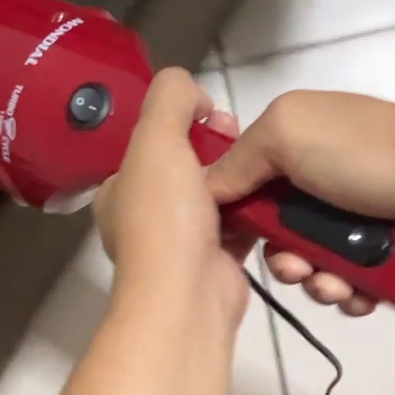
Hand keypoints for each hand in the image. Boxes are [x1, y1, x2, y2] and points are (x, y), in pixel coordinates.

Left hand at [95, 67, 251, 322]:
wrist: (188, 295)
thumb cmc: (165, 216)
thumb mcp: (155, 138)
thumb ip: (171, 98)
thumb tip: (196, 98)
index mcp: (121, 189)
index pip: (153, 142)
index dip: (185, 122)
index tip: (213, 119)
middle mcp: (147, 217)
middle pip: (190, 167)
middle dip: (220, 150)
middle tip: (242, 146)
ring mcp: (182, 243)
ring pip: (218, 197)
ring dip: (242, 182)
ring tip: (263, 172)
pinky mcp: (217, 262)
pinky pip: (240, 227)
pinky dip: (256, 214)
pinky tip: (274, 200)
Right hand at [203, 90, 394, 315]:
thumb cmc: (361, 153)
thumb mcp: (286, 135)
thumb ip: (239, 160)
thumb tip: (205, 189)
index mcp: (291, 144)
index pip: (245, 189)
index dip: (239, 221)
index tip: (238, 246)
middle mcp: (317, 178)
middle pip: (279, 238)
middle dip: (285, 263)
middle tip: (299, 270)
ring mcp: (352, 214)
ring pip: (314, 265)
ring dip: (319, 285)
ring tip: (338, 287)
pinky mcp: (381, 243)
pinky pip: (350, 280)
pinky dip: (351, 294)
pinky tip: (360, 296)